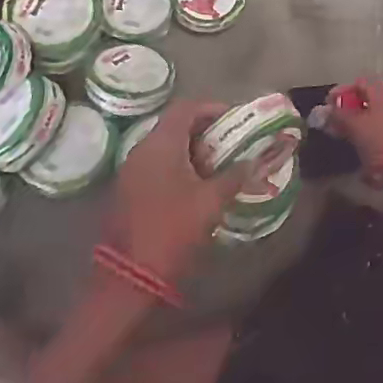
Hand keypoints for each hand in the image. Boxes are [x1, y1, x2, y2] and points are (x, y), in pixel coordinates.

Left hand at [100, 100, 252, 283]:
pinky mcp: (128, 187)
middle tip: (230, 144)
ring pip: (165, 145)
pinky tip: (196, 184)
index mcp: (161, 144)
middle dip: (204, 131)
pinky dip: (177, 165)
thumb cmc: (173, 229)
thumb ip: (234, 176)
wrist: (130, 274)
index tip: (234, 120)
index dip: (212, 109)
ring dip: (191, 150)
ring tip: (218, 166)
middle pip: (175, 125)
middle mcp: (142, 148)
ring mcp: (131, 168)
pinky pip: (156, 163)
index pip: (186, 108)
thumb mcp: (211, 201)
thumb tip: (254, 162)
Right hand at [326, 78, 382, 189]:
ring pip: (368, 112)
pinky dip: (360, 127)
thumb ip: (338, 114)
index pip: (361, 83)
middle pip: (365, 98)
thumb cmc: (376, 141)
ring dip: (351, 117)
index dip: (343, 90)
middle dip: (346, 104)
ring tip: (337, 128)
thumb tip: (325, 109)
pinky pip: (373, 124)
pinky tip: (349, 136)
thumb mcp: (353, 125)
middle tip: (331, 115)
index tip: (329, 102)